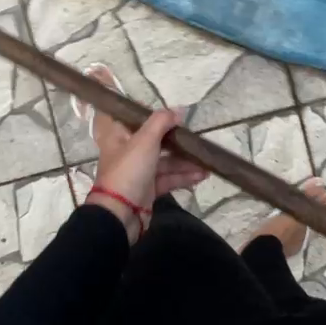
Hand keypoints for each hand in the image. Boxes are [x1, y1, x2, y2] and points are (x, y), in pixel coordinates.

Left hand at [86, 108, 206, 242]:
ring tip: (207, 161)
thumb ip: (162, 121)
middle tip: (195, 135)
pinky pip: (168, 178)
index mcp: (118, 136)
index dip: (143, 111)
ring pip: (164, 161)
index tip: (164, 110)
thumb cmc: (128, 170)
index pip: (126, 117)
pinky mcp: (148, 189)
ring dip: (184, 161)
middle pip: (152, 139)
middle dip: (175, 139)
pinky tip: (202, 175)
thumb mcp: (145, 140)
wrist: (120, 214)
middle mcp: (127, 152)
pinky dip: (184, 176)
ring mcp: (138, 171)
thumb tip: (180, 110)